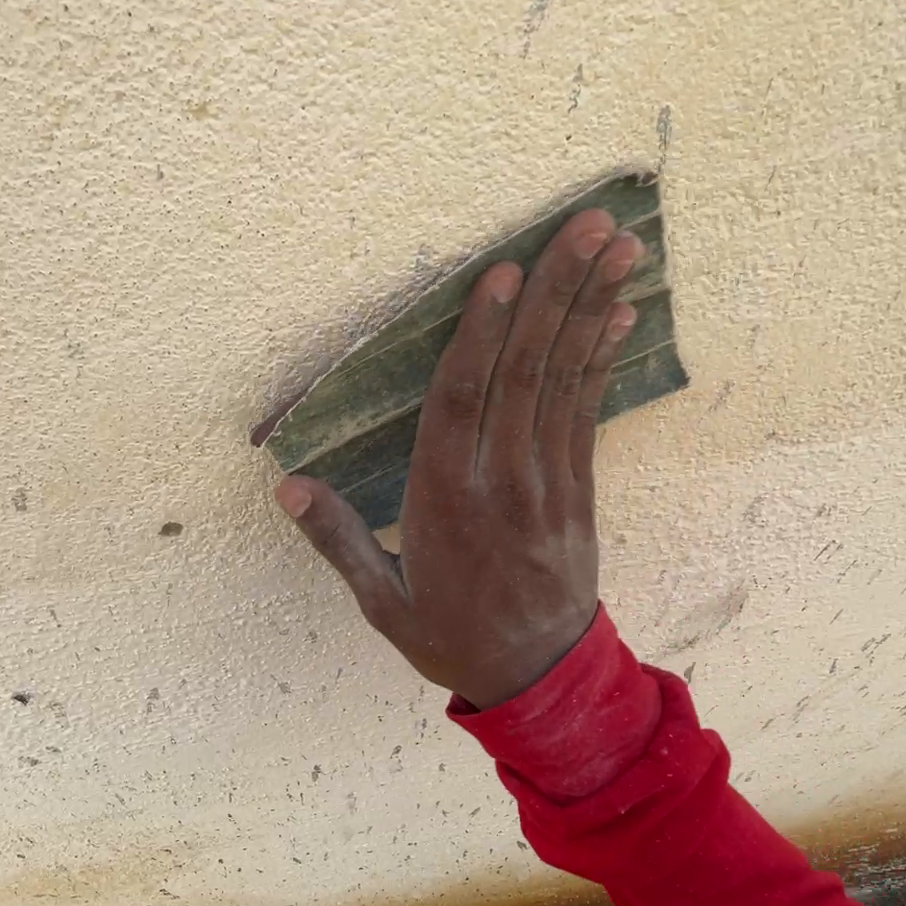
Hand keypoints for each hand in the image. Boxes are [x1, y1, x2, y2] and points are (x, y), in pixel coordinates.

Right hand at [275, 210, 642, 708]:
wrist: (541, 681)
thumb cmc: (450, 636)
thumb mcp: (381, 602)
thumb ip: (338, 541)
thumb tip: (288, 489)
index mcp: (446, 504)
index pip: (461, 404)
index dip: (480, 336)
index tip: (501, 273)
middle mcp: (502, 483)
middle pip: (524, 376)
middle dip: (555, 295)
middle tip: (589, 224)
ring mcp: (549, 484)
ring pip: (564, 384)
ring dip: (590, 310)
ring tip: (618, 245)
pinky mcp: (579, 490)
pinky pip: (587, 414)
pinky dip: (602, 359)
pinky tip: (618, 312)